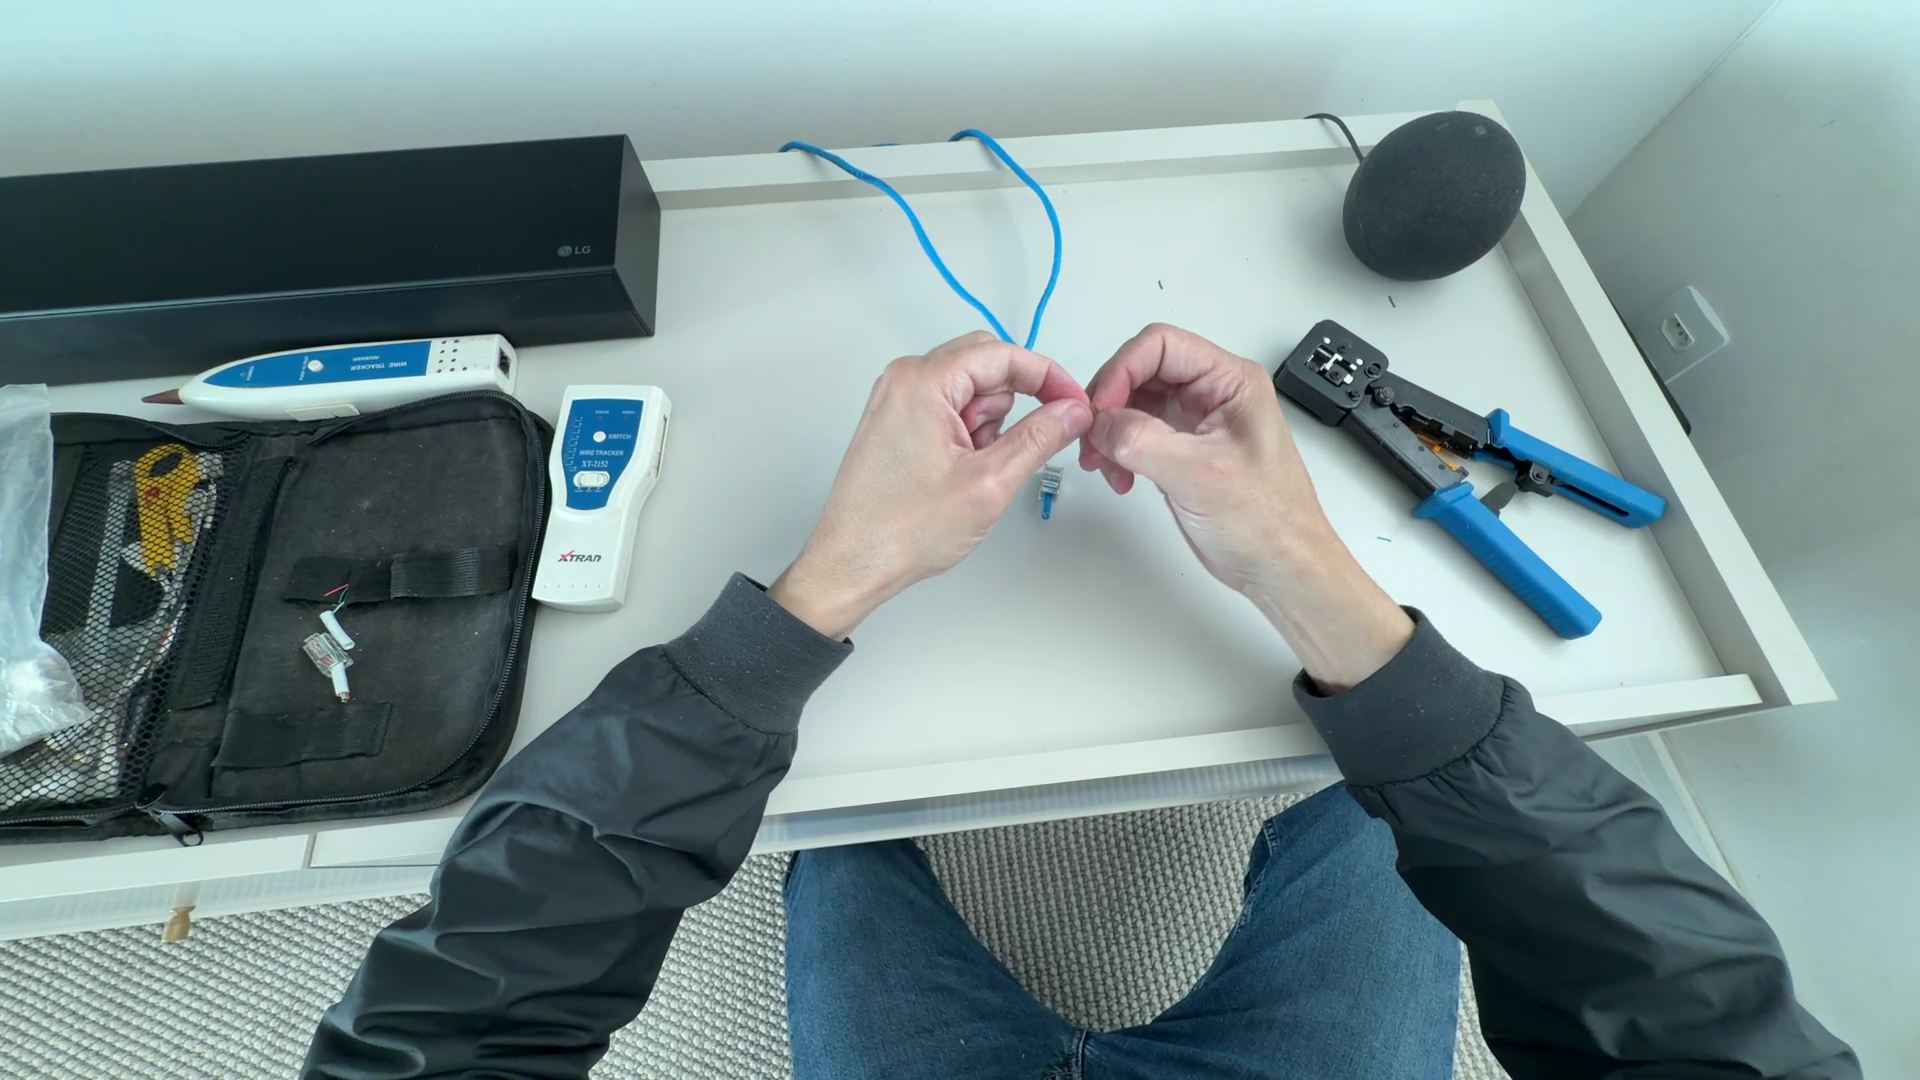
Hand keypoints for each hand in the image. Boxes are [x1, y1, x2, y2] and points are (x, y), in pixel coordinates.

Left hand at [769, 331, 1091, 638]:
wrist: (852, 564)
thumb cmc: (900, 531)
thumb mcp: (989, 483)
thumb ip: (1038, 438)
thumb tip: (1071, 411)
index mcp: (922, 382)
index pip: (1003, 353)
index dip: (1047, 376)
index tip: (1074, 402)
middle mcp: (904, 381)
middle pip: (985, 366)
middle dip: (1014, 404)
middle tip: (1021, 447)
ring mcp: (897, 402)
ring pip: (969, 392)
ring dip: (988, 426)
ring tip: (973, 472)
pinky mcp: (897, 424)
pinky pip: (950, 412)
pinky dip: (968, 436)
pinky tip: (959, 473)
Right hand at [1079, 323, 1410, 690]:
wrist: (1278, 568)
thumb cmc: (1265, 522)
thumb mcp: (1199, 475)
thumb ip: (1141, 440)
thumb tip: (1096, 422)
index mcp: (1230, 382)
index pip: (1160, 346)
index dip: (1121, 371)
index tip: (1099, 410)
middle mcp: (1211, 393)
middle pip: (1140, 372)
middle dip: (1108, 403)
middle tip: (1091, 441)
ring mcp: (1194, 421)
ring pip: (1131, 404)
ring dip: (1108, 431)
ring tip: (1103, 466)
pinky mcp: (1179, 449)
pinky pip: (1134, 434)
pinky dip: (1116, 452)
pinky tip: (1119, 479)